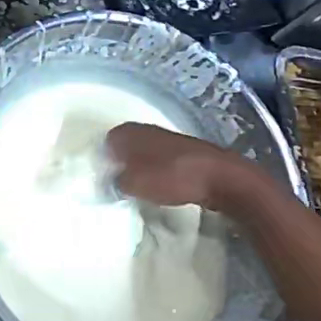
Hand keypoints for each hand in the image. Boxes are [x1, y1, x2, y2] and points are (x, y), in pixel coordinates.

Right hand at [107, 123, 265, 213]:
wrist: (220, 177)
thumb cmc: (171, 177)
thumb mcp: (134, 184)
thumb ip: (116, 182)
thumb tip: (110, 181)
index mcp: (130, 132)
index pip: (106, 141)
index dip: (101, 160)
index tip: (100, 180)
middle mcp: (146, 129)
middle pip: (124, 146)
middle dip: (119, 164)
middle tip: (115, 187)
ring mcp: (167, 139)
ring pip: (143, 153)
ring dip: (138, 169)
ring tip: (136, 191)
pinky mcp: (184, 152)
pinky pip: (160, 161)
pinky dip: (156, 172)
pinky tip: (159, 188)